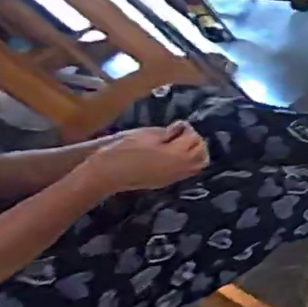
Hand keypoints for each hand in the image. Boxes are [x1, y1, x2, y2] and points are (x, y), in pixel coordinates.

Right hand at [79, 123, 207, 194]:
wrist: (106, 174)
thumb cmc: (122, 151)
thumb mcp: (145, 135)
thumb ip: (167, 132)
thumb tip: (179, 128)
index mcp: (178, 153)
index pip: (193, 138)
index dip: (187, 128)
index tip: (178, 124)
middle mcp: (182, 166)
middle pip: (201, 151)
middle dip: (196, 140)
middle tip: (184, 133)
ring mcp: (176, 176)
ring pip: (199, 163)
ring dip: (197, 152)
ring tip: (184, 144)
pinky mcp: (168, 182)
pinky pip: (189, 171)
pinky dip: (191, 162)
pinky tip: (179, 155)